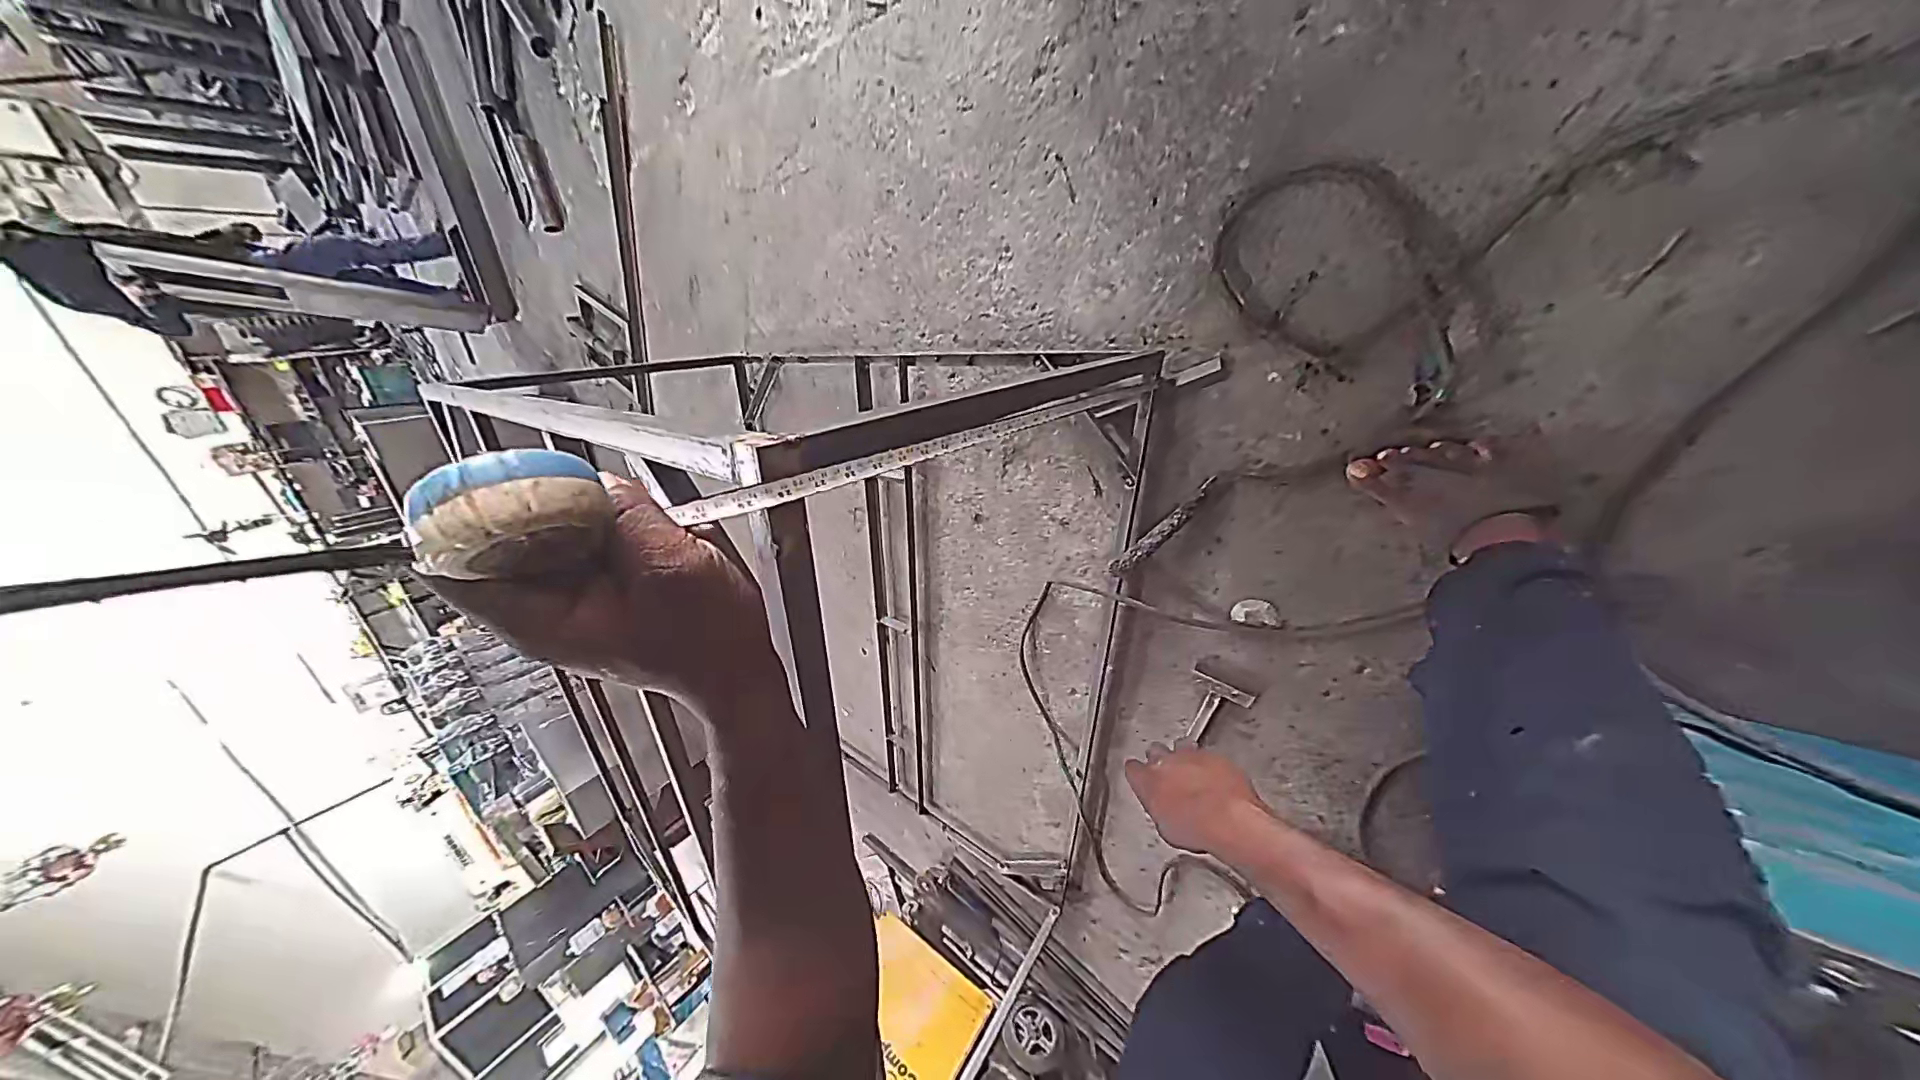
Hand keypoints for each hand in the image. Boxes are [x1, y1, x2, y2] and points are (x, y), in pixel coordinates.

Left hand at [420, 474, 778, 713]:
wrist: (737, 667)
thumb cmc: (707, 642)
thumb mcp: (672, 568)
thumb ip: (629, 516)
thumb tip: (601, 482)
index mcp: (540, 619)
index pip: (451, 562)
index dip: (465, 512)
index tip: (496, 478)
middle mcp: (544, 609)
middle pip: (493, 538)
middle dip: (527, 501)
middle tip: (566, 480)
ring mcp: (570, 597)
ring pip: (538, 532)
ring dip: (568, 509)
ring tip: (607, 504)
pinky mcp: (597, 585)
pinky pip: (575, 540)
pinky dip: (594, 521)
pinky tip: (627, 520)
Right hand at [1124, 740, 1266, 854]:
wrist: (1229, 820)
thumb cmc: (1197, 826)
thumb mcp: (1166, 829)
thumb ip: (1159, 809)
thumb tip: (1165, 814)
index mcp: (1147, 779)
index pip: (1133, 769)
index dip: (1137, 774)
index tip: (1141, 778)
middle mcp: (1166, 761)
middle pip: (1155, 751)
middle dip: (1160, 760)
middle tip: (1168, 775)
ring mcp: (1191, 756)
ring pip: (1182, 746)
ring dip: (1185, 757)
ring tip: (1192, 772)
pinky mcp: (1216, 757)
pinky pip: (1210, 756)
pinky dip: (1211, 765)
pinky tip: (1217, 779)